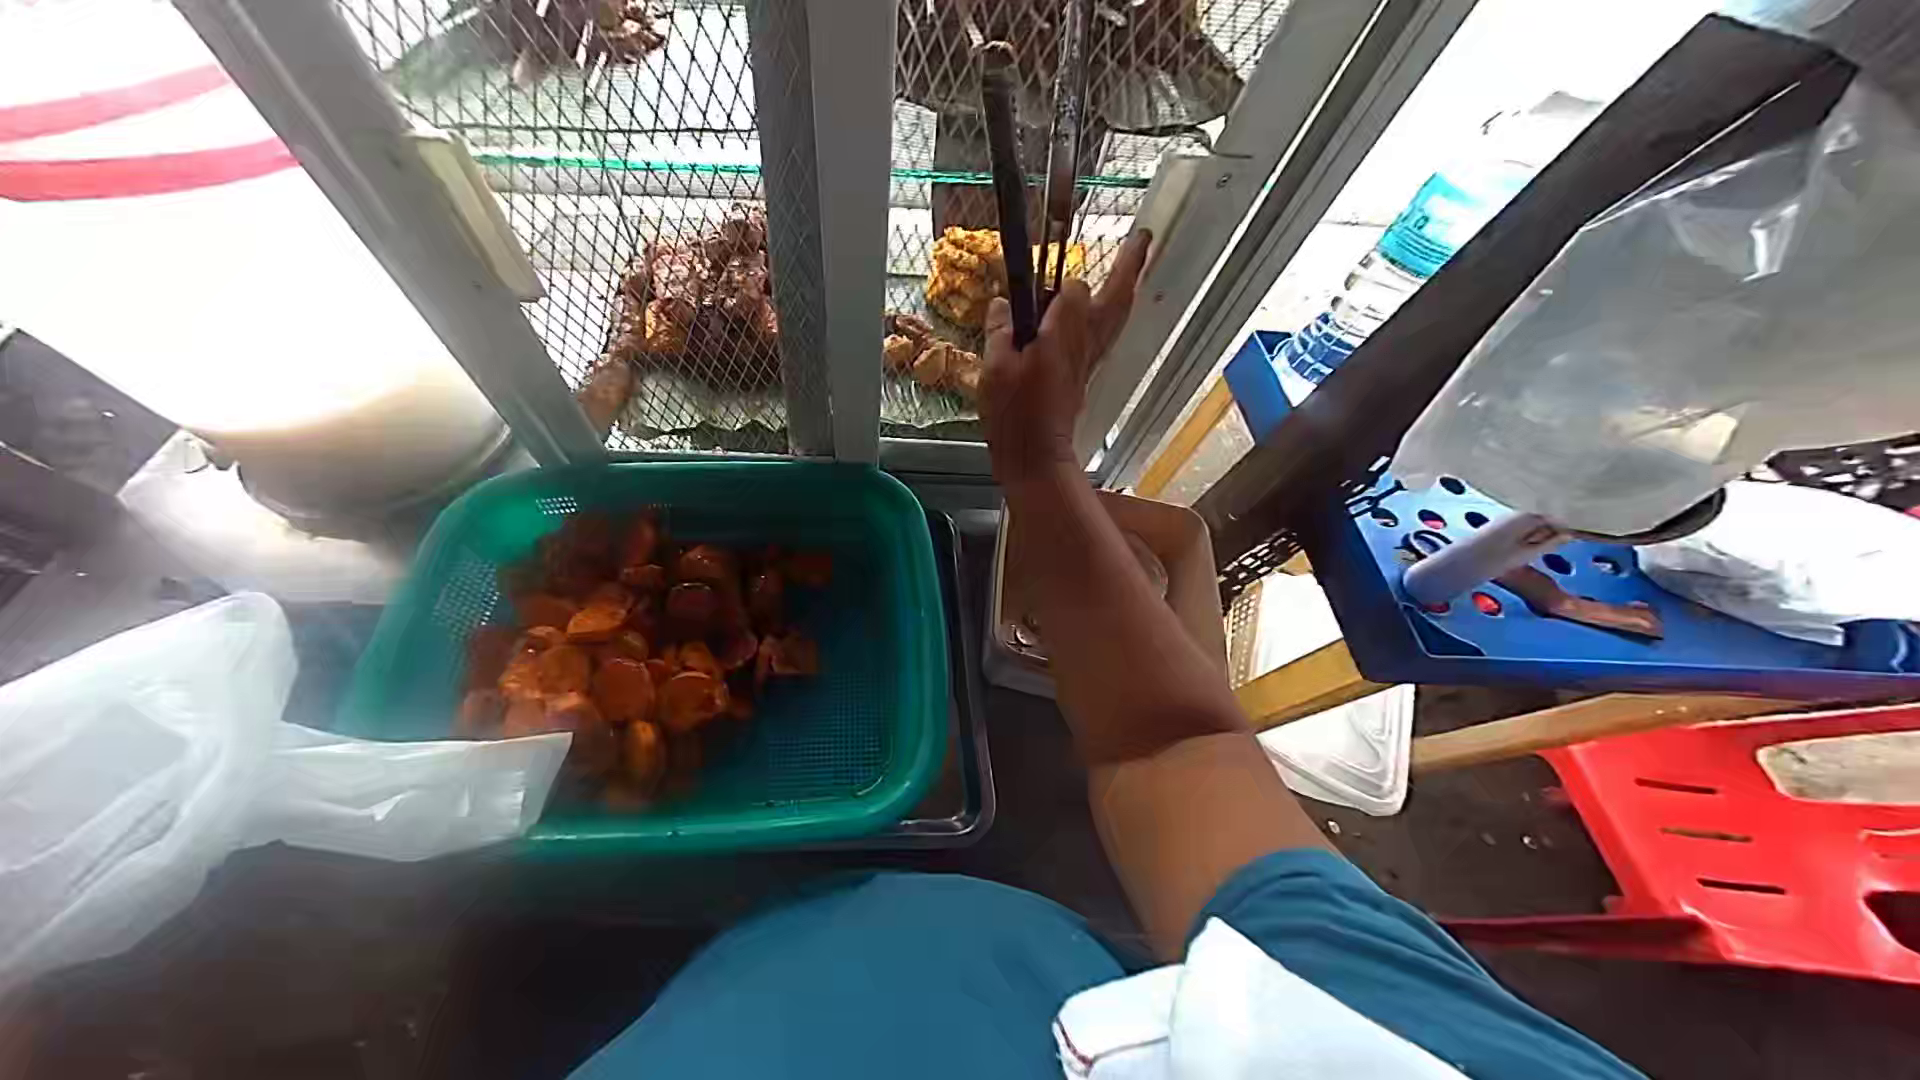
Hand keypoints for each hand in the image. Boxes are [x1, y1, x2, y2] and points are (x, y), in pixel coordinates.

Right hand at [980, 229, 1151, 486]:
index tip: (1037, 289)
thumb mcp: (994, 370)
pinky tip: (1103, 311)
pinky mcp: (1084, 376)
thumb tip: (1001, 304)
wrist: (1035, 456)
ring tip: (1134, 264)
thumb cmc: (1013, 415)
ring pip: (1117, 318)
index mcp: (1063, 336)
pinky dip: (1111, 315)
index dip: (1056, 286)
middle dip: (1128, 268)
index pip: (1073, 292)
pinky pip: (1105, 337)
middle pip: (1116, 299)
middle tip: (1142, 238)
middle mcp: (1084, 344)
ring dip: (1126, 289)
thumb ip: (999, 332)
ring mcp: (1088, 362)